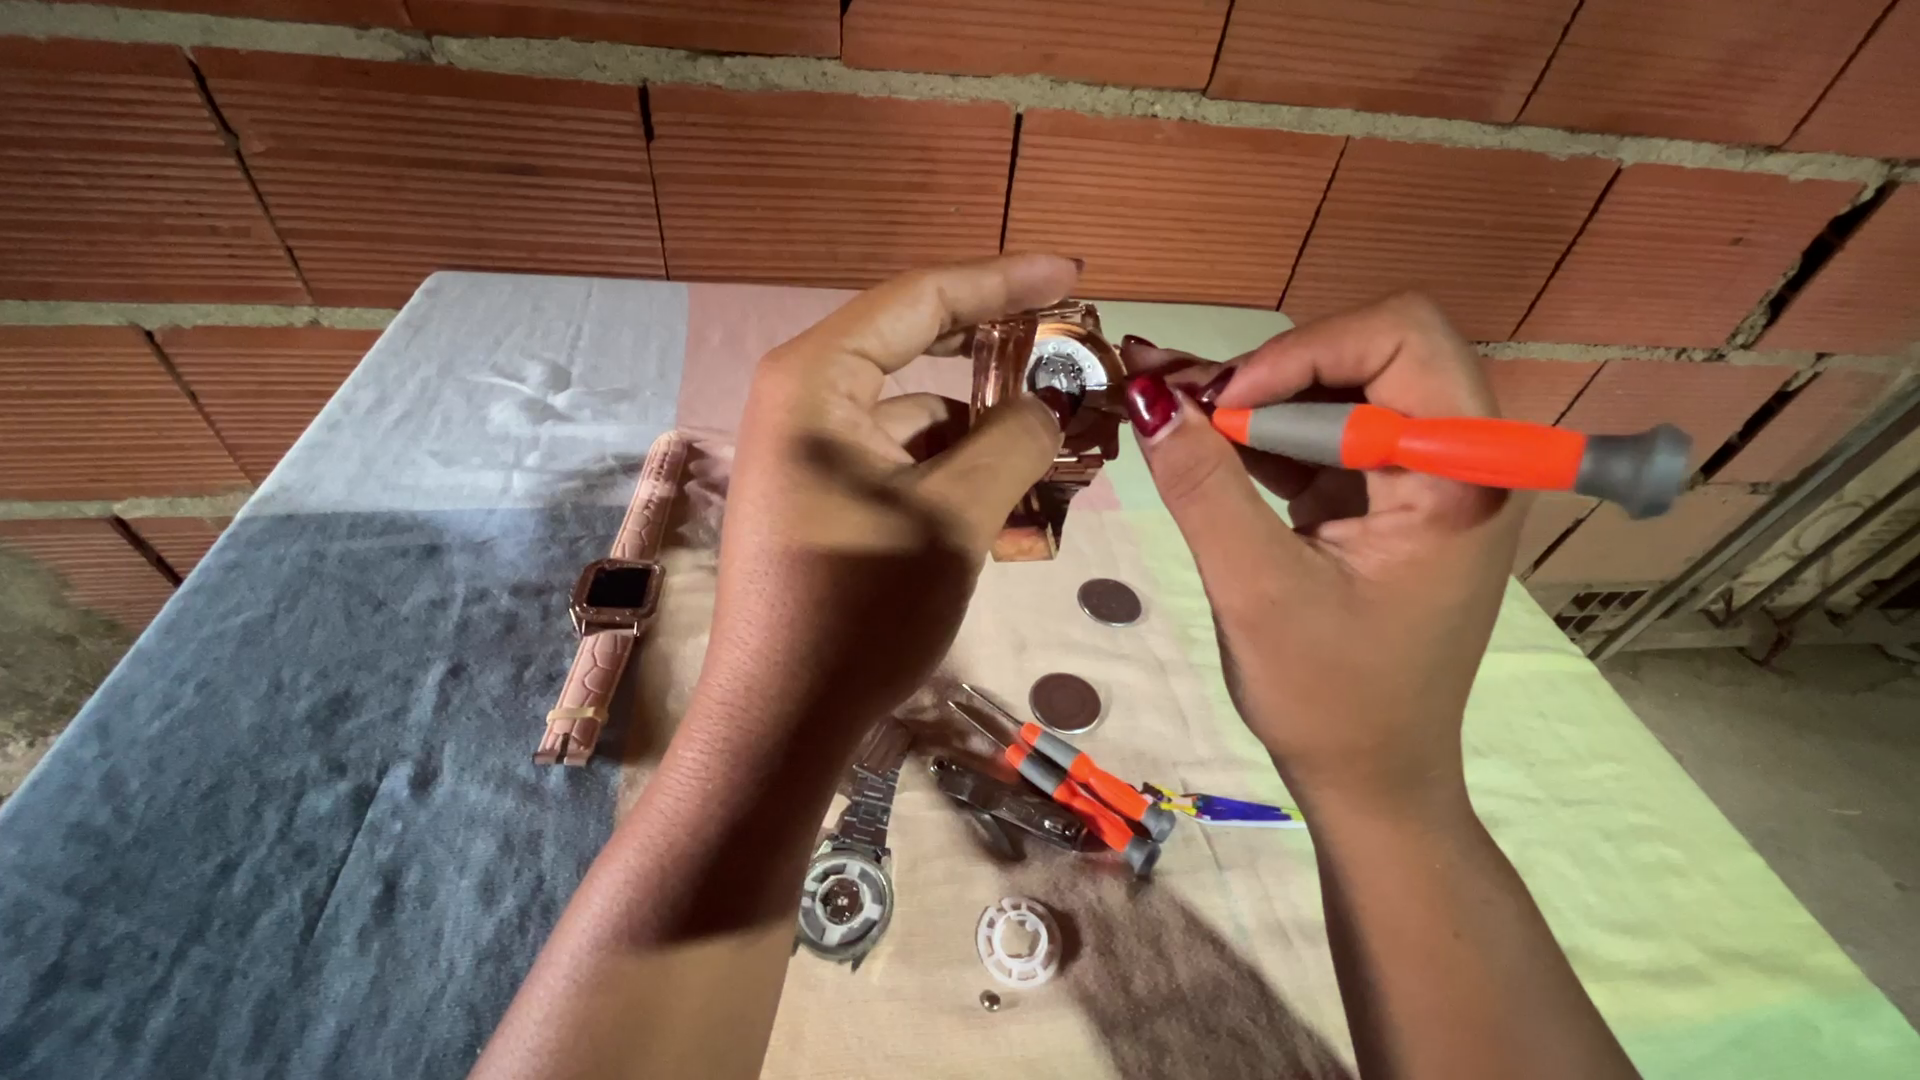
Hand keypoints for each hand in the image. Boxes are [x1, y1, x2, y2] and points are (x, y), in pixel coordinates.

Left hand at [693, 254, 1078, 730]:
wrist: (785, 720)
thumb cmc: (861, 608)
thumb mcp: (954, 516)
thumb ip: (1013, 442)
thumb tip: (1049, 407)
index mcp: (816, 380)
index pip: (919, 300)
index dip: (1002, 282)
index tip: (1072, 275)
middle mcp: (803, 404)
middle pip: (917, 357)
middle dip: (995, 365)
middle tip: (1067, 364)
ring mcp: (811, 457)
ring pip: (916, 422)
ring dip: (983, 436)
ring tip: (1057, 456)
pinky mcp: (825, 503)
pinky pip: (902, 468)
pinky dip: (955, 477)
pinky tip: (1009, 504)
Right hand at [1121, 293, 1520, 812]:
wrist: (1368, 777)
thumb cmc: (1329, 699)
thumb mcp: (1257, 590)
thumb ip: (1204, 487)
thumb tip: (1148, 396)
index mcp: (1460, 476)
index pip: (1401, 340)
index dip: (1301, 350)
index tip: (1218, 403)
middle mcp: (1452, 459)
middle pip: (1363, 355)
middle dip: (1262, 369)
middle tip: (1171, 392)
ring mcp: (1410, 479)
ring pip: (1327, 394)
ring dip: (1244, 397)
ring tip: (1156, 395)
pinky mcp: (1370, 501)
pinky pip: (1310, 440)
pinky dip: (1248, 435)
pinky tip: (1186, 434)